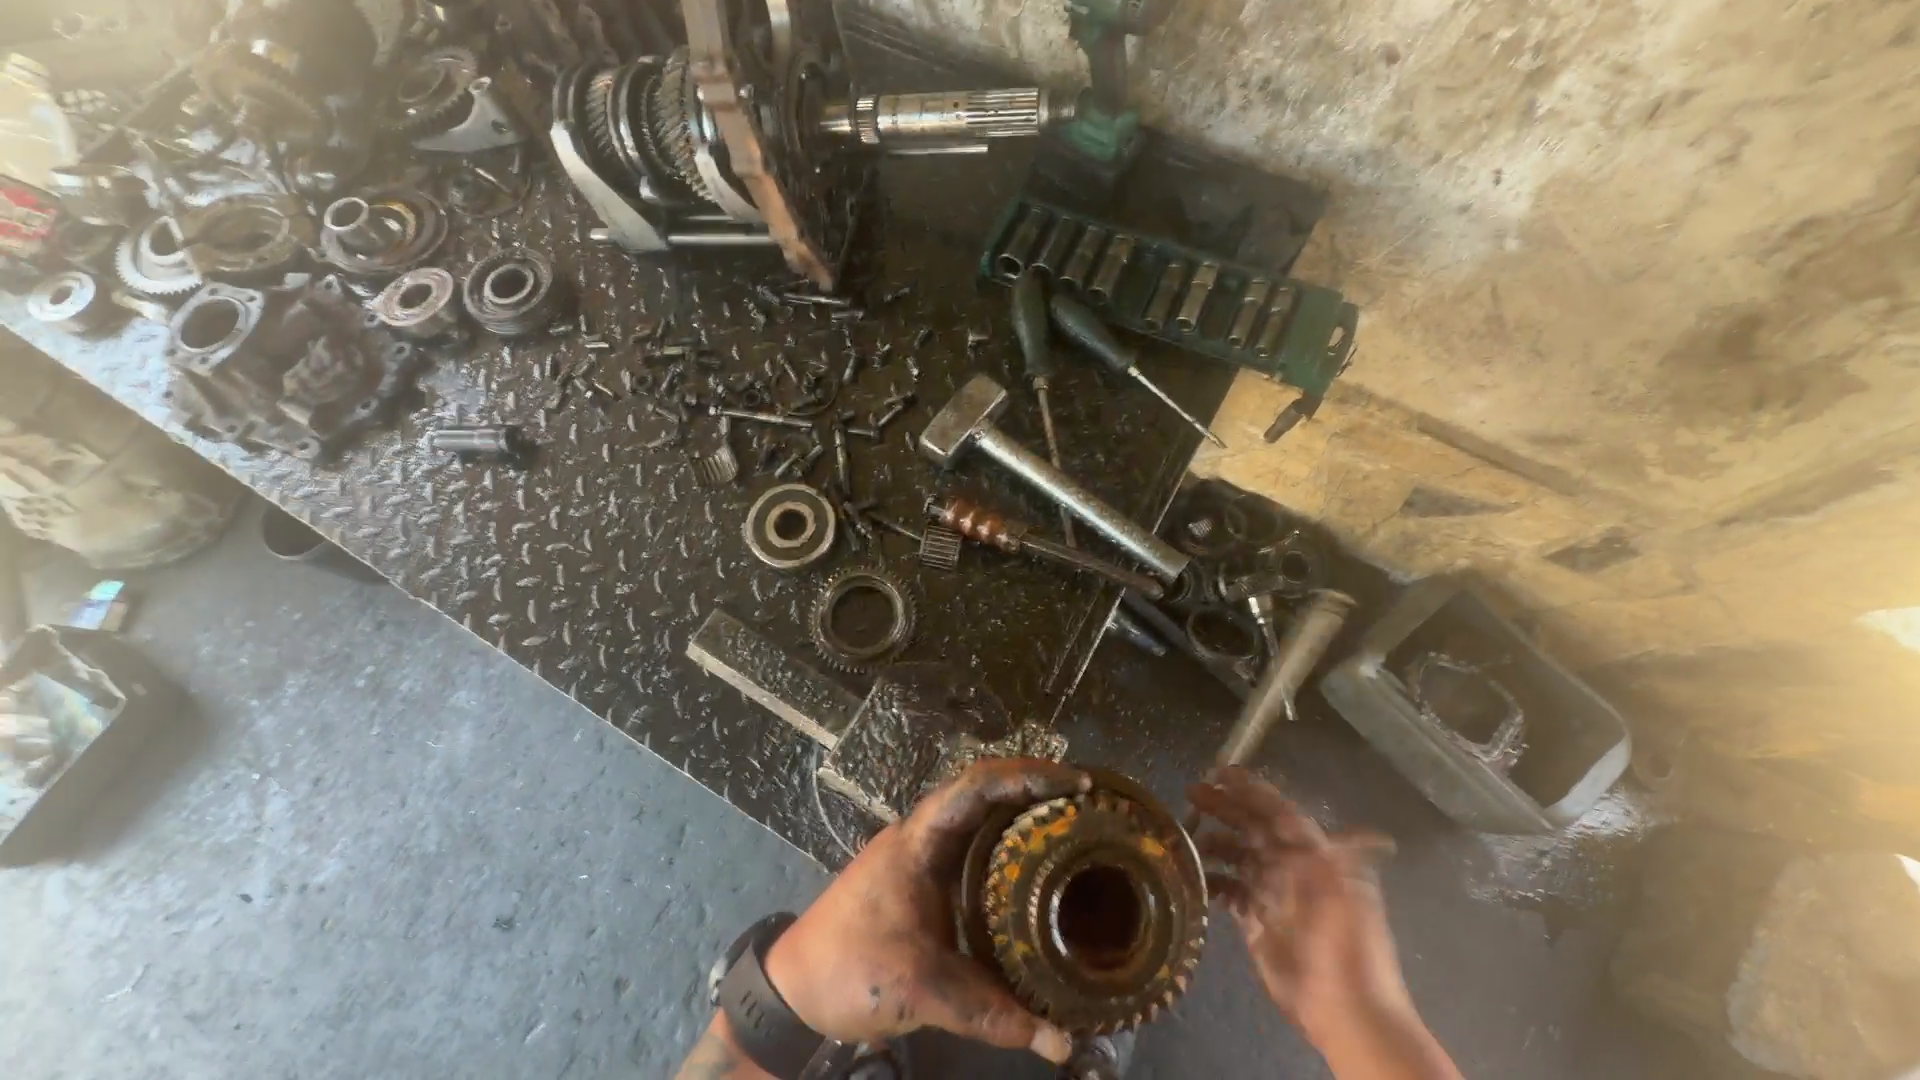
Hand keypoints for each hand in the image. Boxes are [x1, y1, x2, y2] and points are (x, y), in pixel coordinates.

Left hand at [764, 758, 1086, 1064]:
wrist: (793, 991)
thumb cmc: (848, 972)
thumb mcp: (920, 989)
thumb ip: (991, 1014)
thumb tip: (1062, 1041)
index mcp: (917, 841)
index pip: (976, 787)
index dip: (1026, 776)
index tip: (1075, 783)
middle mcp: (922, 836)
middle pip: (984, 790)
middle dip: (1035, 785)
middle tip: (1088, 800)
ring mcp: (922, 856)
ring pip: (980, 816)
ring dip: (1022, 811)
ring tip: (1074, 822)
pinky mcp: (925, 879)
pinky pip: (974, 847)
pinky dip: (1009, 844)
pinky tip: (1038, 866)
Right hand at [1192, 768, 1457, 1078]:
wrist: (1348, 1011)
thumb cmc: (1346, 945)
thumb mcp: (1336, 887)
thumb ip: (1309, 846)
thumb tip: (1285, 814)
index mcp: (1315, 855)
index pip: (1278, 811)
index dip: (1251, 789)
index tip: (1220, 771)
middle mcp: (1292, 869)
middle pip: (1253, 828)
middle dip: (1225, 807)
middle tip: (1191, 792)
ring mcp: (1273, 896)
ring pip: (1237, 857)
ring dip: (1213, 842)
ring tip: (1185, 836)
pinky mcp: (1256, 923)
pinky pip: (1228, 891)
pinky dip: (1210, 880)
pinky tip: (1192, 876)